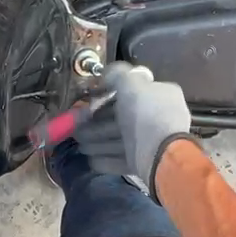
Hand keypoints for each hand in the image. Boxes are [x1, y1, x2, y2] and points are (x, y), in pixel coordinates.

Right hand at [72, 62, 196, 198]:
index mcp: (159, 97)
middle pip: (121, 120)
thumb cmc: (145, 114)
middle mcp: (156, 118)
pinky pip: (122, 160)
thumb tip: (105, 74)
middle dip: (96, 125)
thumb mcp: (130, 84)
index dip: (106, 99)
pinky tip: (90, 161)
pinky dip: (106, 160)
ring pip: (119, 141)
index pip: (130, 94)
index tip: (87, 106)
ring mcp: (150, 142)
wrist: (159, 153)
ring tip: (79, 146)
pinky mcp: (145, 163)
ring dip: (98, 143)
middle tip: (76, 130)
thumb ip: (117, 75)